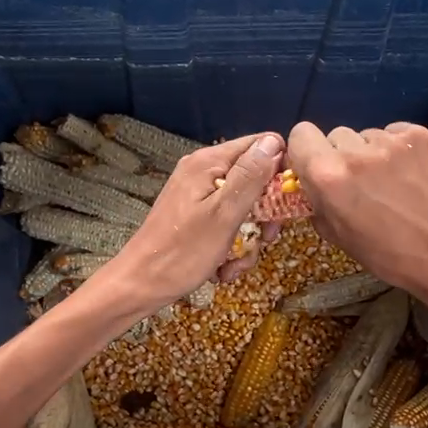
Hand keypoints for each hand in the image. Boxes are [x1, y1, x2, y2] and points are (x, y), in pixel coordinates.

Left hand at [100, 131, 284, 310]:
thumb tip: (274, 142)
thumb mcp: (224, 214)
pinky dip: (229, 247)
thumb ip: (250, 177)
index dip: (281, 171)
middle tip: (266, 239)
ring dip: (246, 239)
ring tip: (234, 264)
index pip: (262, 146)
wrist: (140, 285)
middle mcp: (203, 171)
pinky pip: (225, 224)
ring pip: (242, 208)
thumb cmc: (182, 252)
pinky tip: (221, 268)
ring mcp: (197, 195)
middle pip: (254, 179)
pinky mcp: (194, 217)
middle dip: (265, 213)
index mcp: (210, 163)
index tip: (287, 203)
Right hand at [286, 122, 427, 304]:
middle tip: (358, 183)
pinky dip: (396, 149)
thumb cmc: (383, 253)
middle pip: (335, 135)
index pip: (301, 134)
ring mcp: (390, 141)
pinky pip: (393, 133)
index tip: (317, 166)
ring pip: (366, 135)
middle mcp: (355, 152)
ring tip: (387, 182)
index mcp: (327, 175)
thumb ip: (316, 198)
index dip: (307, 150)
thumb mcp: (335, 233)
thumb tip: (310, 180)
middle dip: (341, 155)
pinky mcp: (419, 135)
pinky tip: (406, 174)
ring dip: (370, 153)